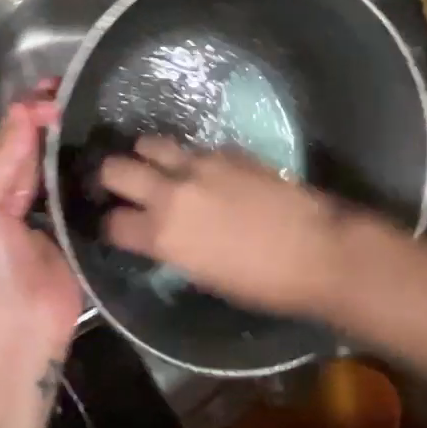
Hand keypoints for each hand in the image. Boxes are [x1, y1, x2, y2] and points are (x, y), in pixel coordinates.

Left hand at [0, 90, 80, 366]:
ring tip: (105, 110)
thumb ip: (2, 159)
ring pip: (59, 165)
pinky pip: (81, 193)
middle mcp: (12, 189)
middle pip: (35, 144)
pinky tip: (114, 152)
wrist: (14, 335)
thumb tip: (24, 108)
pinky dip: (93, 173)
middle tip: (86, 89)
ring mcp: (44, 211)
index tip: (59, 87)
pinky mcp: (72, 231)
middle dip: (53, 117)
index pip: (8, 131)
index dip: (30, 107)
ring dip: (75, 141)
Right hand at [99, 137, 373, 317]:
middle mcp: (171, 193)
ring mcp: (198, 165)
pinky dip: (188, 158)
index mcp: (163, 236)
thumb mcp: (205, 275)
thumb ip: (172, 248)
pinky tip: (201, 171)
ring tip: (153, 165)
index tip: (111, 225)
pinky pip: (192, 148)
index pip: (112, 224)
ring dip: (145, 155)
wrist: (319, 251)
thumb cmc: (264, 283)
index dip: (107, 225)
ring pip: (149, 144)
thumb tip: (158, 236)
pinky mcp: (225, 151)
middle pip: (115, 168)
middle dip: (109, 176)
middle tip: (116, 184)